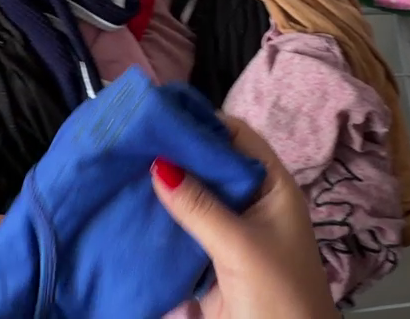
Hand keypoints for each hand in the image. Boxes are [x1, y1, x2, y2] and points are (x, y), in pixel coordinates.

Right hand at [152, 114, 336, 318]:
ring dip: (169, 185)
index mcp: (273, 187)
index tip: (167, 112)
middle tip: (139, 137)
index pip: (238, 137)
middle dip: (181, 152)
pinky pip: (186, 228)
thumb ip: (199, 205)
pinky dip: (165, 218)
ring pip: (197, 196)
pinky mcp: (213, 260)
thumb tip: (159, 164)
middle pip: (214, 165)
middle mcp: (253, 201)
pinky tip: (136, 206)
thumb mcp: (240, 246)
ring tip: (130, 164)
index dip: (206, 122)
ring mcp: (233, 230)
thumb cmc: (280, 297)